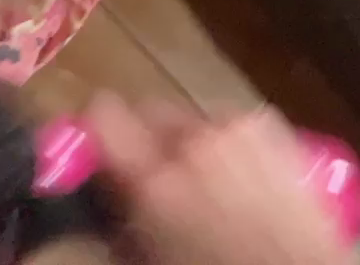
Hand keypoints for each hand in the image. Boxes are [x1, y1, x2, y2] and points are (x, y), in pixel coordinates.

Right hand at [87, 95, 351, 264]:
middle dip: (146, 138)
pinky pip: (228, 121)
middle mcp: (190, 139)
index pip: (102, 113)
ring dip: (188, 141)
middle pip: (146, 109)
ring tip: (209, 181)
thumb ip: (122, 216)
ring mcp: (232, 126)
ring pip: (190, 116)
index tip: (95, 144)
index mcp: (156, 180)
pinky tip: (242, 175)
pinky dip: (226, 141)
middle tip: (156, 175)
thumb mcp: (153, 254)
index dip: (94, 125)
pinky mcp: (266, 121)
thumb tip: (102, 192)